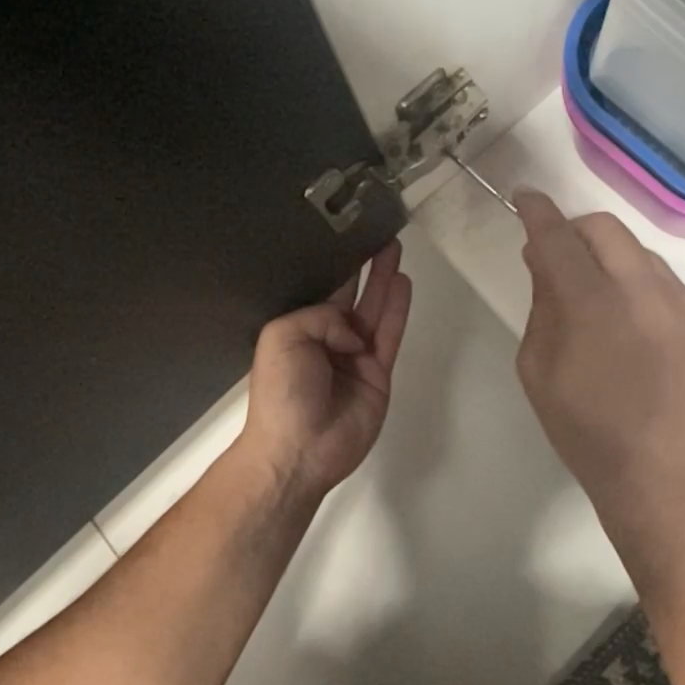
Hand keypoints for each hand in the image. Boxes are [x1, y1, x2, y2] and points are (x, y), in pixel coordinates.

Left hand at [236, 242, 412, 498]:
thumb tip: (353, 332)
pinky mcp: (377, 375)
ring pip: (373, 312)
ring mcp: (355, 359)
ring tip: (393, 248)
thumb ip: (320, 316)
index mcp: (298, 332)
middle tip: (376, 235)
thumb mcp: (283, 337)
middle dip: (363, 268)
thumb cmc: (282, 393)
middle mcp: (327, 341)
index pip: (320, 293)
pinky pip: (389, 336)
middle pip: (351, 297)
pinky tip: (402, 284)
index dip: (333, 268)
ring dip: (383, 281)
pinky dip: (397, 311)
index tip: (345, 239)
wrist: (299, 449)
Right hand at [515, 191, 684, 504]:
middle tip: (557, 256)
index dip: (537, 213)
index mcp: (591, 306)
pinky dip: (637, 283)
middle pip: (604, 227)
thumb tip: (545, 261)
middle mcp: (641, 290)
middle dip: (574, 230)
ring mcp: (680, 302)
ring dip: (608, 257)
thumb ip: (541, 304)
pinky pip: (663, 280)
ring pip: (637, 250)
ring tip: (595, 294)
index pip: (558, 238)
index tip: (525, 200)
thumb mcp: (537, 367)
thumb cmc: (580, 427)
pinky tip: (629, 320)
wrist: (654, 469)